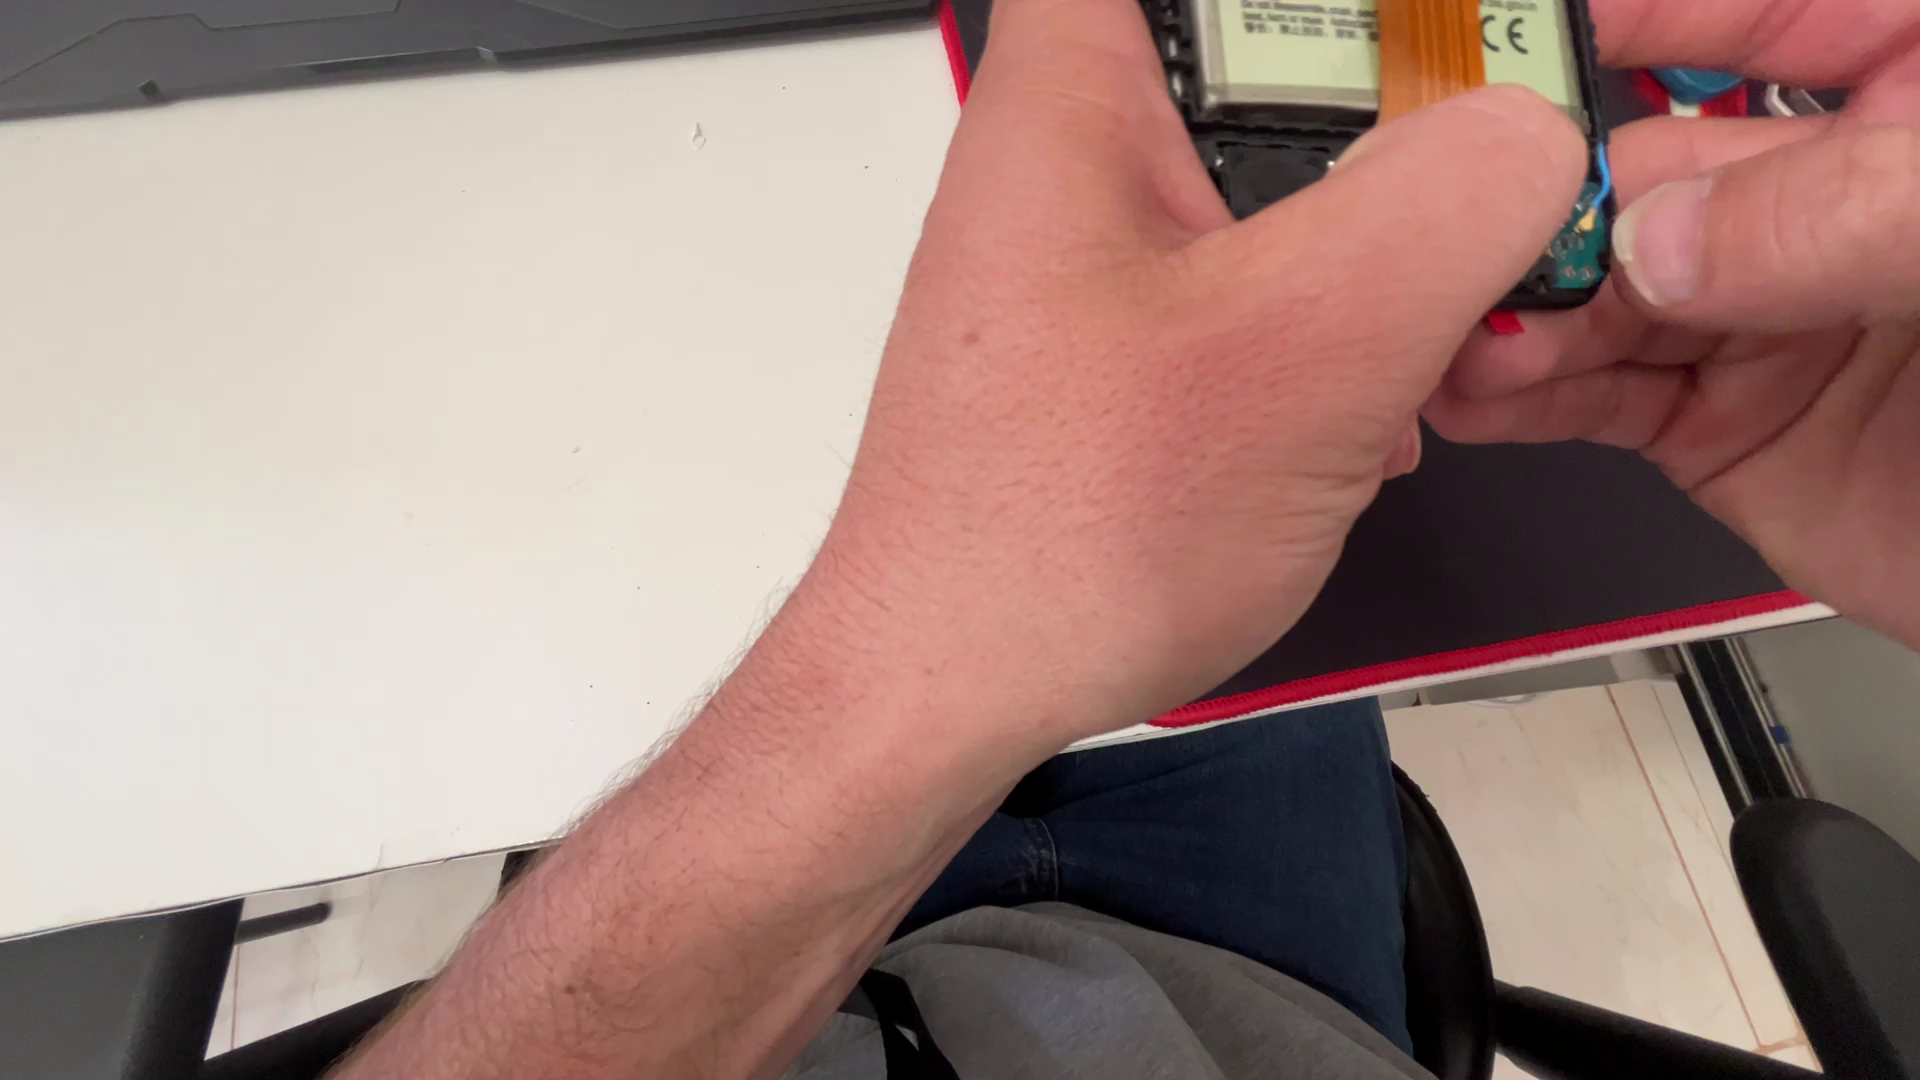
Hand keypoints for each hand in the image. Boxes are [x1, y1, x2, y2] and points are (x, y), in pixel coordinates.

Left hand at [803, 0, 1584, 750]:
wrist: (956, 676)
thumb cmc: (1059, 536)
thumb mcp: (1304, 347)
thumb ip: (1448, 200)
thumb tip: (1518, 138)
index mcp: (1071, 106)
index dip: (1325, 8)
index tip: (1424, 64)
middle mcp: (1056, 180)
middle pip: (1250, 76)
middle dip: (1376, 152)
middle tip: (1438, 238)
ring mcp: (1077, 282)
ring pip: (1254, 210)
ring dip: (1348, 277)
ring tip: (1382, 369)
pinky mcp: (1099, 367)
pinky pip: (1227, 312)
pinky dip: (1298, 352)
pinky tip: (1324, 430)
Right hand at [1426, 0, 1919, 647]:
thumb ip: (1858, 220)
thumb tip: (1666, 244)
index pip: (1786, 21)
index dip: (1654, 25)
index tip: (1529, 59)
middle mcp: (1832, 211)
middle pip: (1644, 191)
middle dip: (1547, 235)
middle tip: (1474, 274)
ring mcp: (1759, 322)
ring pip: (1597, 307)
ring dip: (1515, 332)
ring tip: (1463, 358)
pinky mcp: (1709, 421)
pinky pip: (1590, 402)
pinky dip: (1519, 405)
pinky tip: (1469, 403)